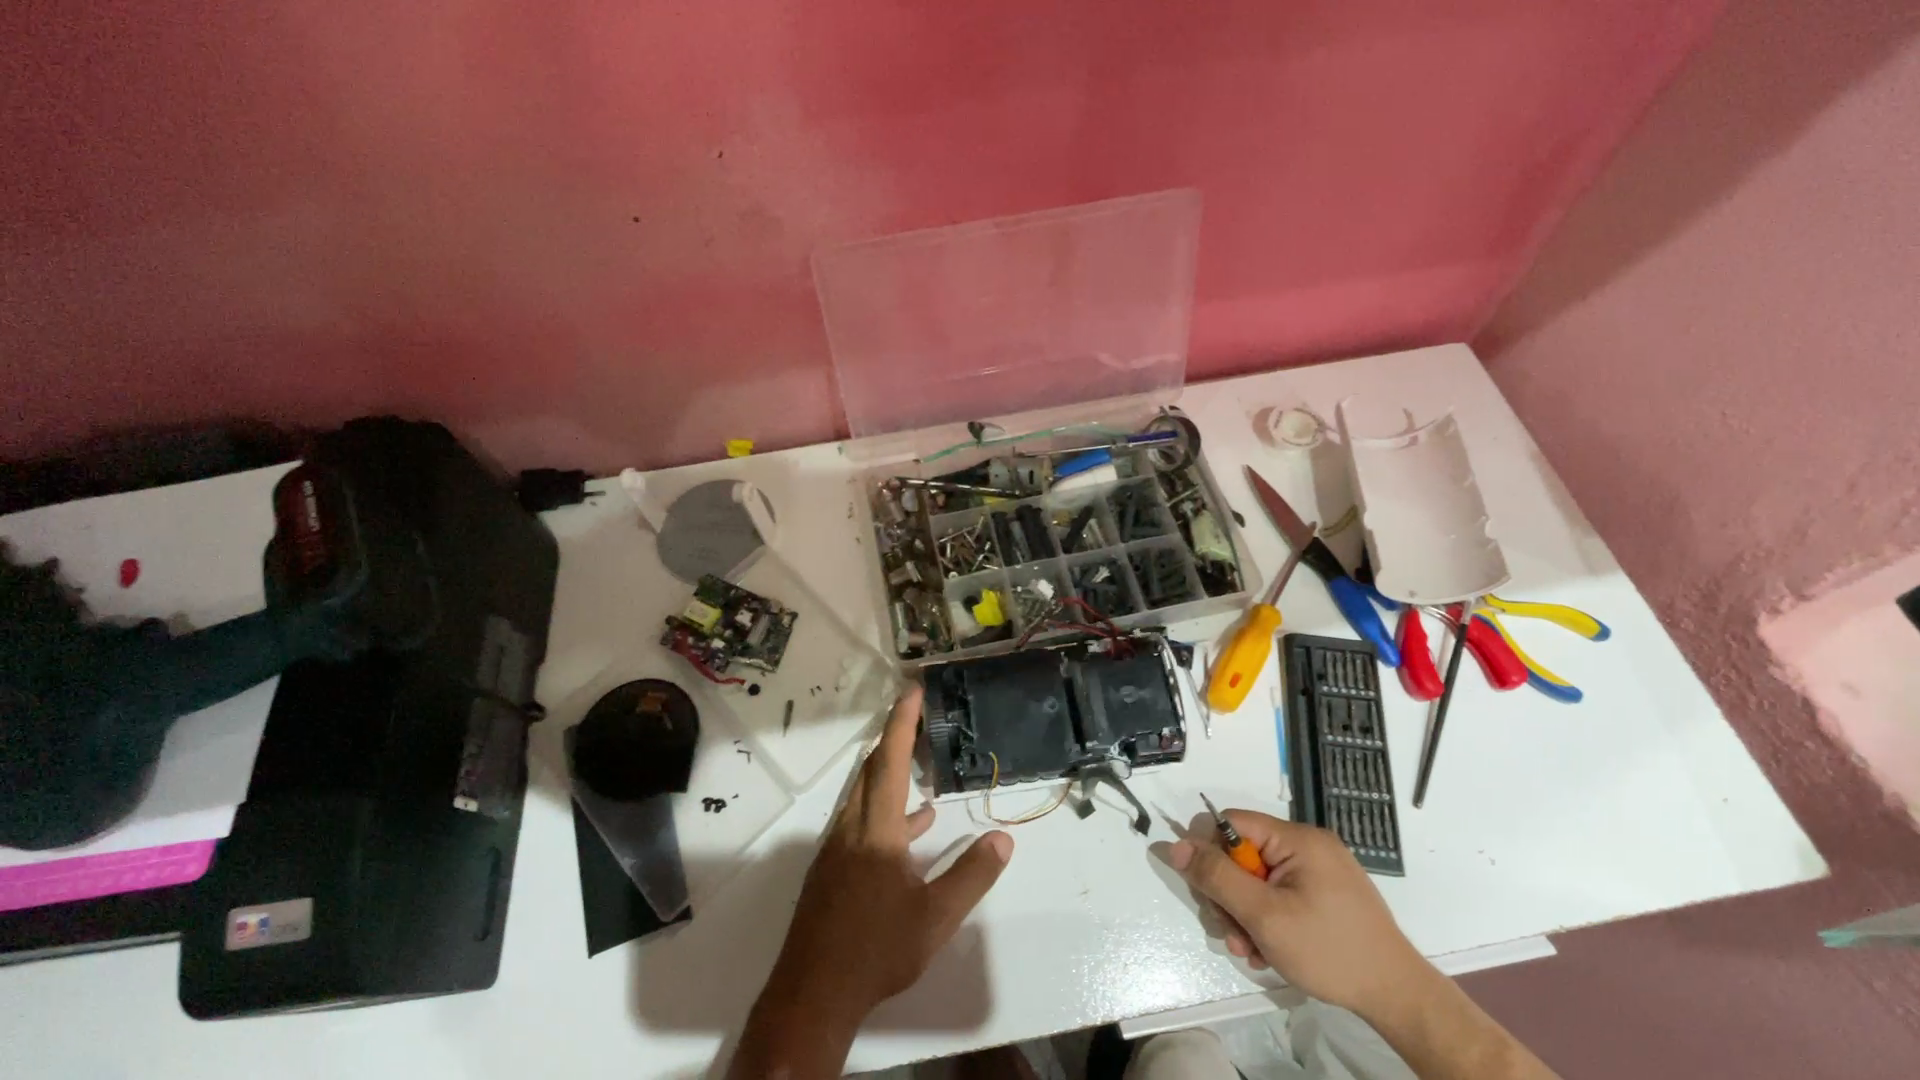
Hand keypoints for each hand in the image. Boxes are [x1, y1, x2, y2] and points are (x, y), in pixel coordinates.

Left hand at [764, 685, 1013, 1020]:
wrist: (814, 993)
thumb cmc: (877, 949)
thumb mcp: (937, 917)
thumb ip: (972, 875)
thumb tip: (1003, 838)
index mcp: (875, 831)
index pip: (889, 763)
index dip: (901, 724)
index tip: (911, 691)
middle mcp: (850, 830)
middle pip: (870, 772)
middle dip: (893, 741)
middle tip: (918, 720)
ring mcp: (836, 852)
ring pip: (862, 798)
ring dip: (889, 778)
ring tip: (922, 773)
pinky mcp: (831, 872)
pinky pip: (859, 824)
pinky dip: (885, 814)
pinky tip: (910, 831)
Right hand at [1166, 809, 1429, 1016]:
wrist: (1395, 994)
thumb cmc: (1328, 949)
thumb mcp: (1264, 915)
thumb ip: (1217, 877)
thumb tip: (1175, 845)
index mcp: (1297, 839)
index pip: (1231, 823)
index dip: (1207, 851)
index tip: (1204, 890)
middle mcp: (1307, 847)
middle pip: (1241, 855)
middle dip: (1228, 895)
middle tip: (1231, 932)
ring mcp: (1317, 872)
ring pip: (1256, 881)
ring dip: (1243, 915)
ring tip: (1251, 950)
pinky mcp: (1323, 896)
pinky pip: (1278, 896)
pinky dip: (1266, 921)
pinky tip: (1268, 951)